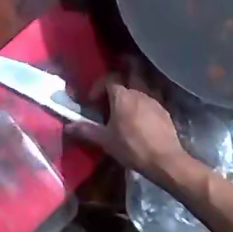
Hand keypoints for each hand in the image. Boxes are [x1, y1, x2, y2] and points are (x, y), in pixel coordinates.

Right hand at [70, 67, 189, 181]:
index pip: (109, 79)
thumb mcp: (105, 141)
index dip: (98, 86)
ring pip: (143, 85)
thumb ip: (86, 130)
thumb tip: (68, 127)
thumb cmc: (131, 147)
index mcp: (122, 96)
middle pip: (132, 72)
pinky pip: (153, 98)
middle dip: (122, 72)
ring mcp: (154, 100)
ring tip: (126, 103)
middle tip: (113, 84)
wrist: (164, 159)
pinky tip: (142, 115)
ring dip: (134, 89)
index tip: (92, 101)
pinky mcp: (165, 111)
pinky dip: (145, 101)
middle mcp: (139, 92)